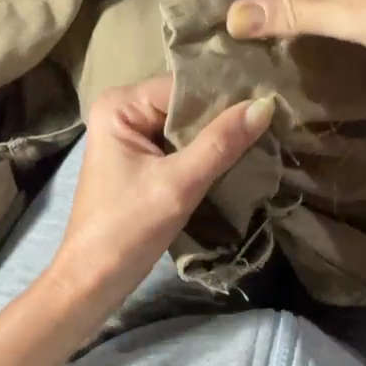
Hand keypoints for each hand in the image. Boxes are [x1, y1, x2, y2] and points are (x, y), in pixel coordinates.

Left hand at [42, 76, 272, 319]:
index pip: (183, 87)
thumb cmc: (128, 229)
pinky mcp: (140, 161)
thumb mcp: (179, 184)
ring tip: (264, 138)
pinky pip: (180, 146)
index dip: (224, 96)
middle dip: (223, 118)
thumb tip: (266, 104)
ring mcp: (130, 137)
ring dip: (218, 138)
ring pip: (186, 127)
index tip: (269, 103)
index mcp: (119, 105)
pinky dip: (206, 154)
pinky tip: (238, 158)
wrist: (93, 279)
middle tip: (273, 122)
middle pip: (185, 104)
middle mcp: (122, 111)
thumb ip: (221, 143)